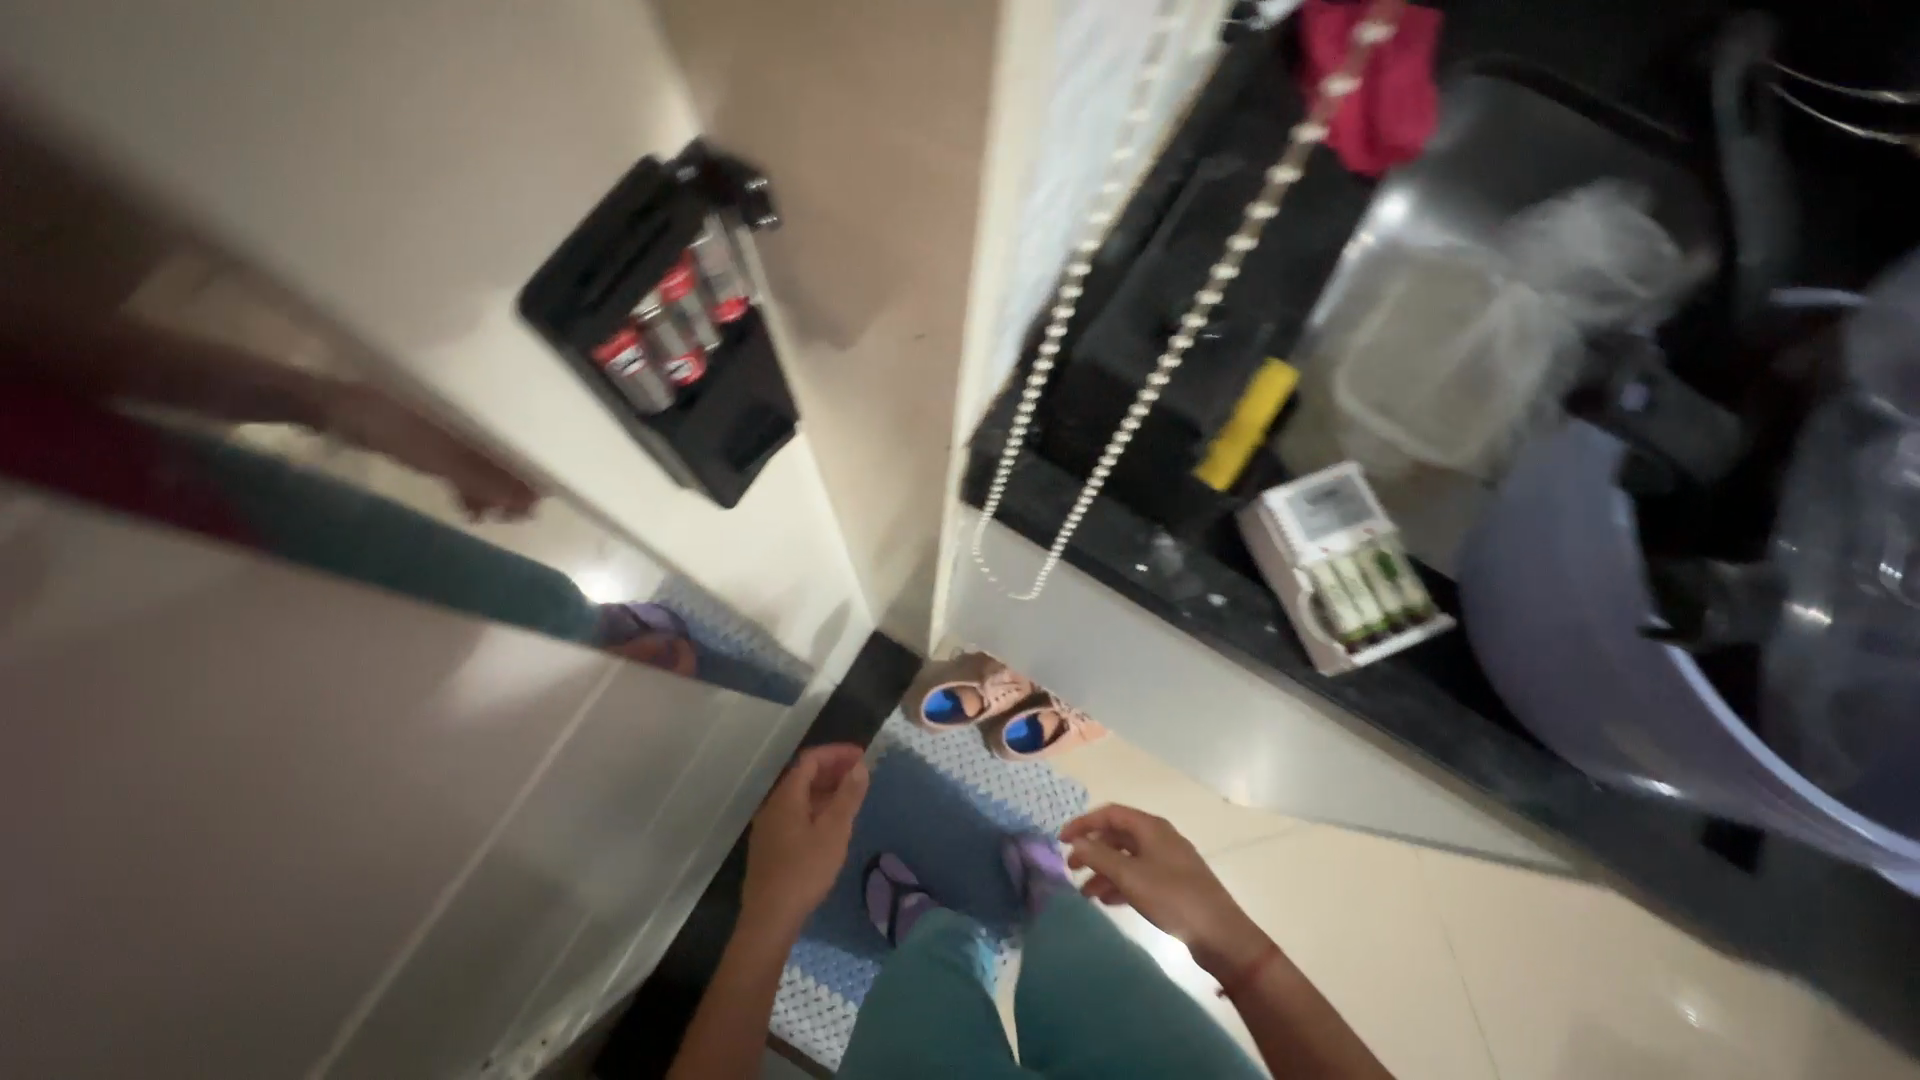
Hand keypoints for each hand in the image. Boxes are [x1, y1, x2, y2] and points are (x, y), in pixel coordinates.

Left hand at [321, 383, 542, 520]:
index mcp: (479, 418)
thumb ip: (481, 479)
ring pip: (483, 466)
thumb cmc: (388, 426)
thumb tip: (527, 503)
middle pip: (504, 457)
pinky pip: (460, 469)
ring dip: (490, 493)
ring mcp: (450, 432)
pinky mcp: (429, 443)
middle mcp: (471, 423)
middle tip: (515, 517)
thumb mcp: (437, 456)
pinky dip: (466, 489)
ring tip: (492, 518)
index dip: (532, 473)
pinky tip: (468, 509)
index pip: (519, 446)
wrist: (328, 410)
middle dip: (512, 488)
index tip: (538, 500)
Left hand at [742, 744, 868, 935]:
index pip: (811, 760)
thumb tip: (859, 766)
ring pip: (799, 797)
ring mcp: (769, 827)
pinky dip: (816, 808)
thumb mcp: (834, 831)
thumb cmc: (805, 870)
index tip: (862, 755)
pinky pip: (795, 814)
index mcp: (786, 796)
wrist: (769, 917)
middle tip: (860, 774)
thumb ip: (848, 796)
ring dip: (825, 790)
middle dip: (832, 770)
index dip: (836, 753)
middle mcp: (773, 805)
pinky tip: (831, 824)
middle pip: (803, 776)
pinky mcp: (770, 846)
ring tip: (851, 797)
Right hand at [1061, 804, 1271, 978]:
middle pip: (1117, 835)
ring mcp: (1168, 861)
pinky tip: (1107, 901)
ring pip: (1127, 858)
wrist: (1220, 934)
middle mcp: (1159, 838)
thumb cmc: (1172, 897)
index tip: (1061, 841)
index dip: (1083, 824)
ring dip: (1104, 870)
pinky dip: (1120, 884)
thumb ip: (1098, 856)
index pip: (1109, 813)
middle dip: (1092, 849)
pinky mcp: (1173, 884)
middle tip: (1071, 867)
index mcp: (1151, 827)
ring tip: (1085, 892)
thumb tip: (1076, 841)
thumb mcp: (1129, 875)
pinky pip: (1138, 876)